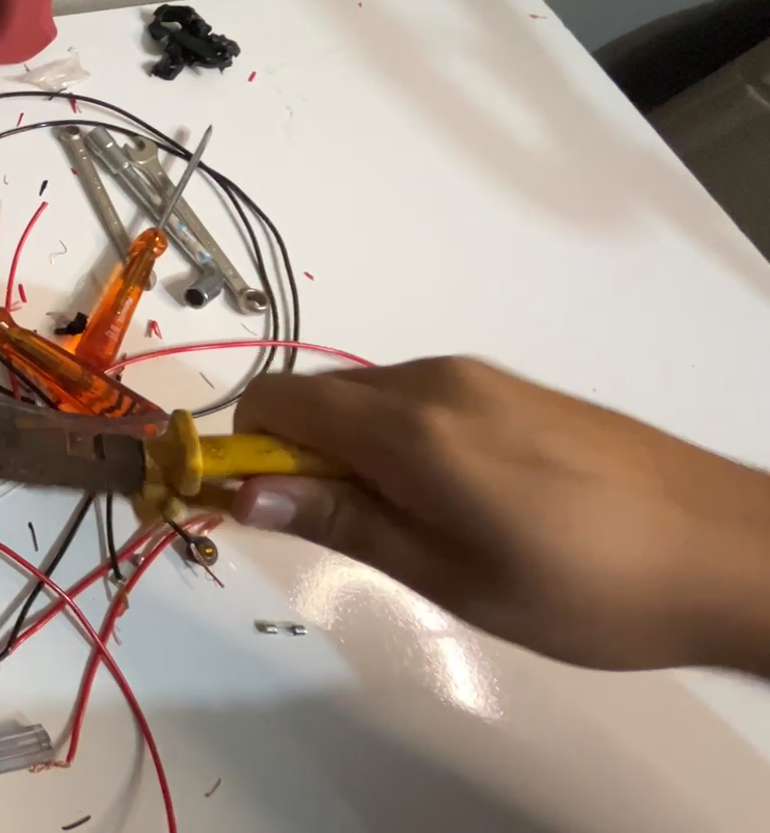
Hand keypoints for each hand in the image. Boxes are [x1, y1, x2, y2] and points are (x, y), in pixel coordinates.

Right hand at [229, 357, 769, 671]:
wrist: (753, 555)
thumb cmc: (586, 584)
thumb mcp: (447, 574)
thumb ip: (337, 522)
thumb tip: (240, 496)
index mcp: (405, 425)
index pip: (272, 401)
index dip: (247, 447)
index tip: (268, 501)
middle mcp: (426, 379)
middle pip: (309, 395)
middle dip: (298, 450)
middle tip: (346, 519)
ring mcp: (467, 374)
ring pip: (356, 394)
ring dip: (345, 442)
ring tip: (410, 509)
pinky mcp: (499, 381)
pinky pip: (404, 394)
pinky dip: (388, 430)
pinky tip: (454, 484)